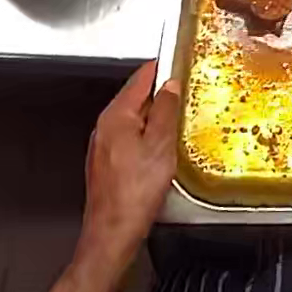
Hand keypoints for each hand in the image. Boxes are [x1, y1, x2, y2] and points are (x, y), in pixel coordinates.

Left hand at [77, 61, 179, 265]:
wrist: (112, 233)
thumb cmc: (135, 192)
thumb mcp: (160, 144)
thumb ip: (167, 110)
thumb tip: (171, 85)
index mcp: (116, 117)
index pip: (140, 78)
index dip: (161, 66)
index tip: (178, 58)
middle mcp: (105, 127)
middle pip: (136, 97)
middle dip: (161, 90)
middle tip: (187, 87)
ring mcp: (104, 145)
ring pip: (135, 117)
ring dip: (157, 112)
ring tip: (181, 113)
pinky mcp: (108, 161)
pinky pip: (131, 135)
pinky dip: (149, 131)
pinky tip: (165, 142)